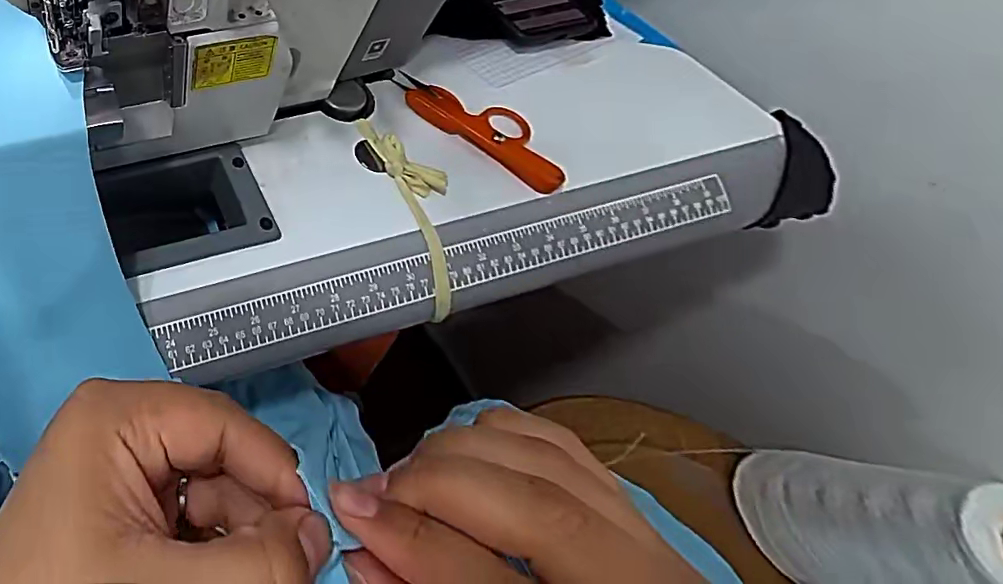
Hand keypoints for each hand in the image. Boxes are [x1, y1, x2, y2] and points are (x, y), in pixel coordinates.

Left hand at [0, 378, 332, 583]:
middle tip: (280, 571)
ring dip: (234, 537)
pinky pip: (179, 510)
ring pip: (204, 487)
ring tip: (240, 577)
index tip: (311, 531)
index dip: (273, 470)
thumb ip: (255, 562)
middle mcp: (114, 421)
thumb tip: (316, 534)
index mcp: (116, 412)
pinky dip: (206, 546)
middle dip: (253, 513)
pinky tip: (206, 576)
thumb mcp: (167, 579)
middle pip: (214, 454)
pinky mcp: (113, 496)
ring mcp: (112, 459)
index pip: (219, 420)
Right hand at [330, 407, 700, 583]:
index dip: (412, 537)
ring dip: (455, 451)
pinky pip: (555, 440)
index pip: (494, 578)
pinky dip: (494, 434)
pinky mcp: (632, 507)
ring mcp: (652, 539)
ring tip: (409, 476)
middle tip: (371, 489)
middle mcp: (648, 579)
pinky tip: (460, 453)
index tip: (349, 509)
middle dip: (431, 481)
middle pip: (529, 499)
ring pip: (541, 452)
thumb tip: (362, 551)